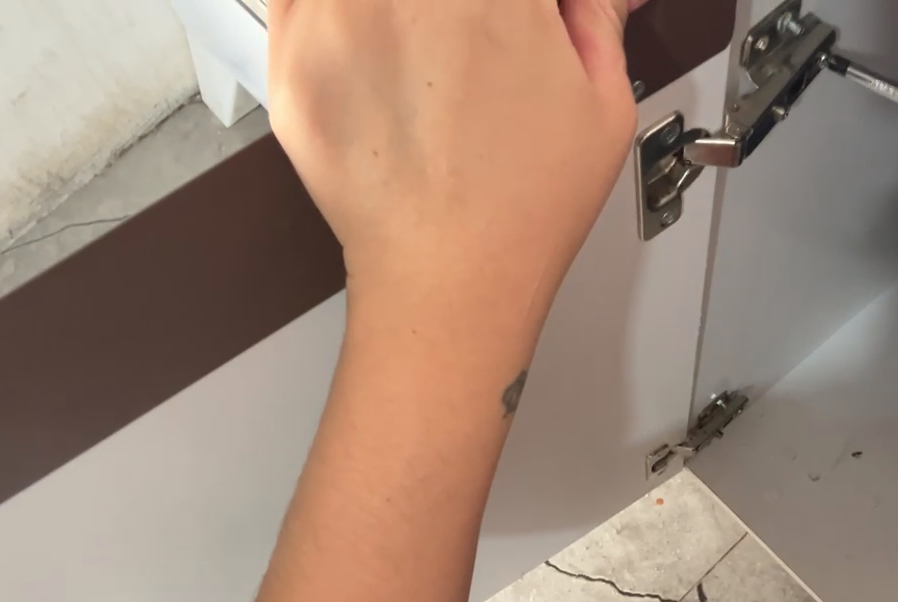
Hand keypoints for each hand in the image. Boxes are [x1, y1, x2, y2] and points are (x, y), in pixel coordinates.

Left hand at [267, 0, 637, 329]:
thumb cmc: (523, 212)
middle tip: (468, 55)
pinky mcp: (293, 52)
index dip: (516, 12)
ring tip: (421, 69)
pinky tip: (377, 63)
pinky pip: (302, 1)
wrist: (451, 279)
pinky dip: (335, 19)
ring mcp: (340, 10)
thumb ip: (596, 19)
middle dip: (455, 19)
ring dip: (392, 21)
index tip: (520, 27)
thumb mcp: (604, 109)